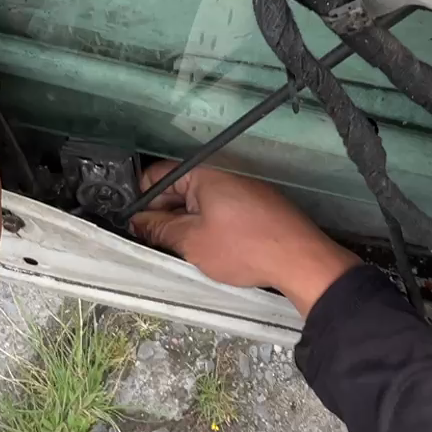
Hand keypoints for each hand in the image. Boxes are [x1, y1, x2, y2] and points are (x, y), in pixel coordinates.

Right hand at [128, 163, 357, 317]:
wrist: (299, 259)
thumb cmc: (247, 246)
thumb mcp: (192, 241)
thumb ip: (160, 230)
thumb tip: (138, 223)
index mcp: (202, 173)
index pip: (156, 176)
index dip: (140, 200)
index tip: (133, 223)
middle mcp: (220, 173)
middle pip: (177, 189)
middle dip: (163, 215)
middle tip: (153, 243)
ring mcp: (238, 188)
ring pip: (197, 203)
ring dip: (185, 224)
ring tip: (182, 251)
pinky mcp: (252, 205)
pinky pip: (217, 210)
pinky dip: (207, 226)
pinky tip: (208, 250)